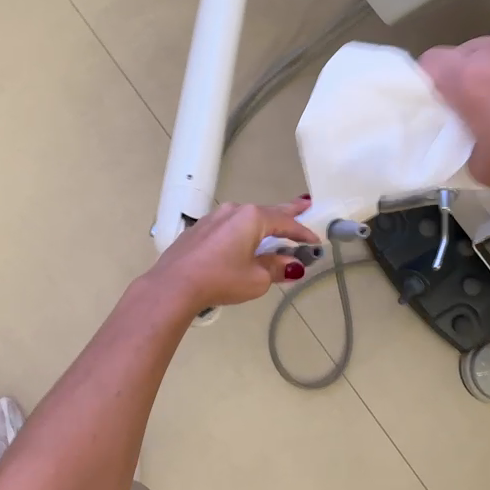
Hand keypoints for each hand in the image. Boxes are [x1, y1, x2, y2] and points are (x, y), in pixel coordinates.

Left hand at [144, 200, 318, 312]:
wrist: (174, 283)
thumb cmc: (221, 279)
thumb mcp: (256, 279)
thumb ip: (276, 268)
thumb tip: (291, 264)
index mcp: (251, 218)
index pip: (285, 223)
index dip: (302, 232)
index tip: (315, 240)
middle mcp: (232, 211)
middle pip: (266, 212)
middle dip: (286, 213)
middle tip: (304, 206)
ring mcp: (212, 218)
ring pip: (244, 218)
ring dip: (261, 224)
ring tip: (275, 227)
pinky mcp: (197, 230)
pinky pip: (228, 227)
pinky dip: (241, 231)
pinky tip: (242, 241)